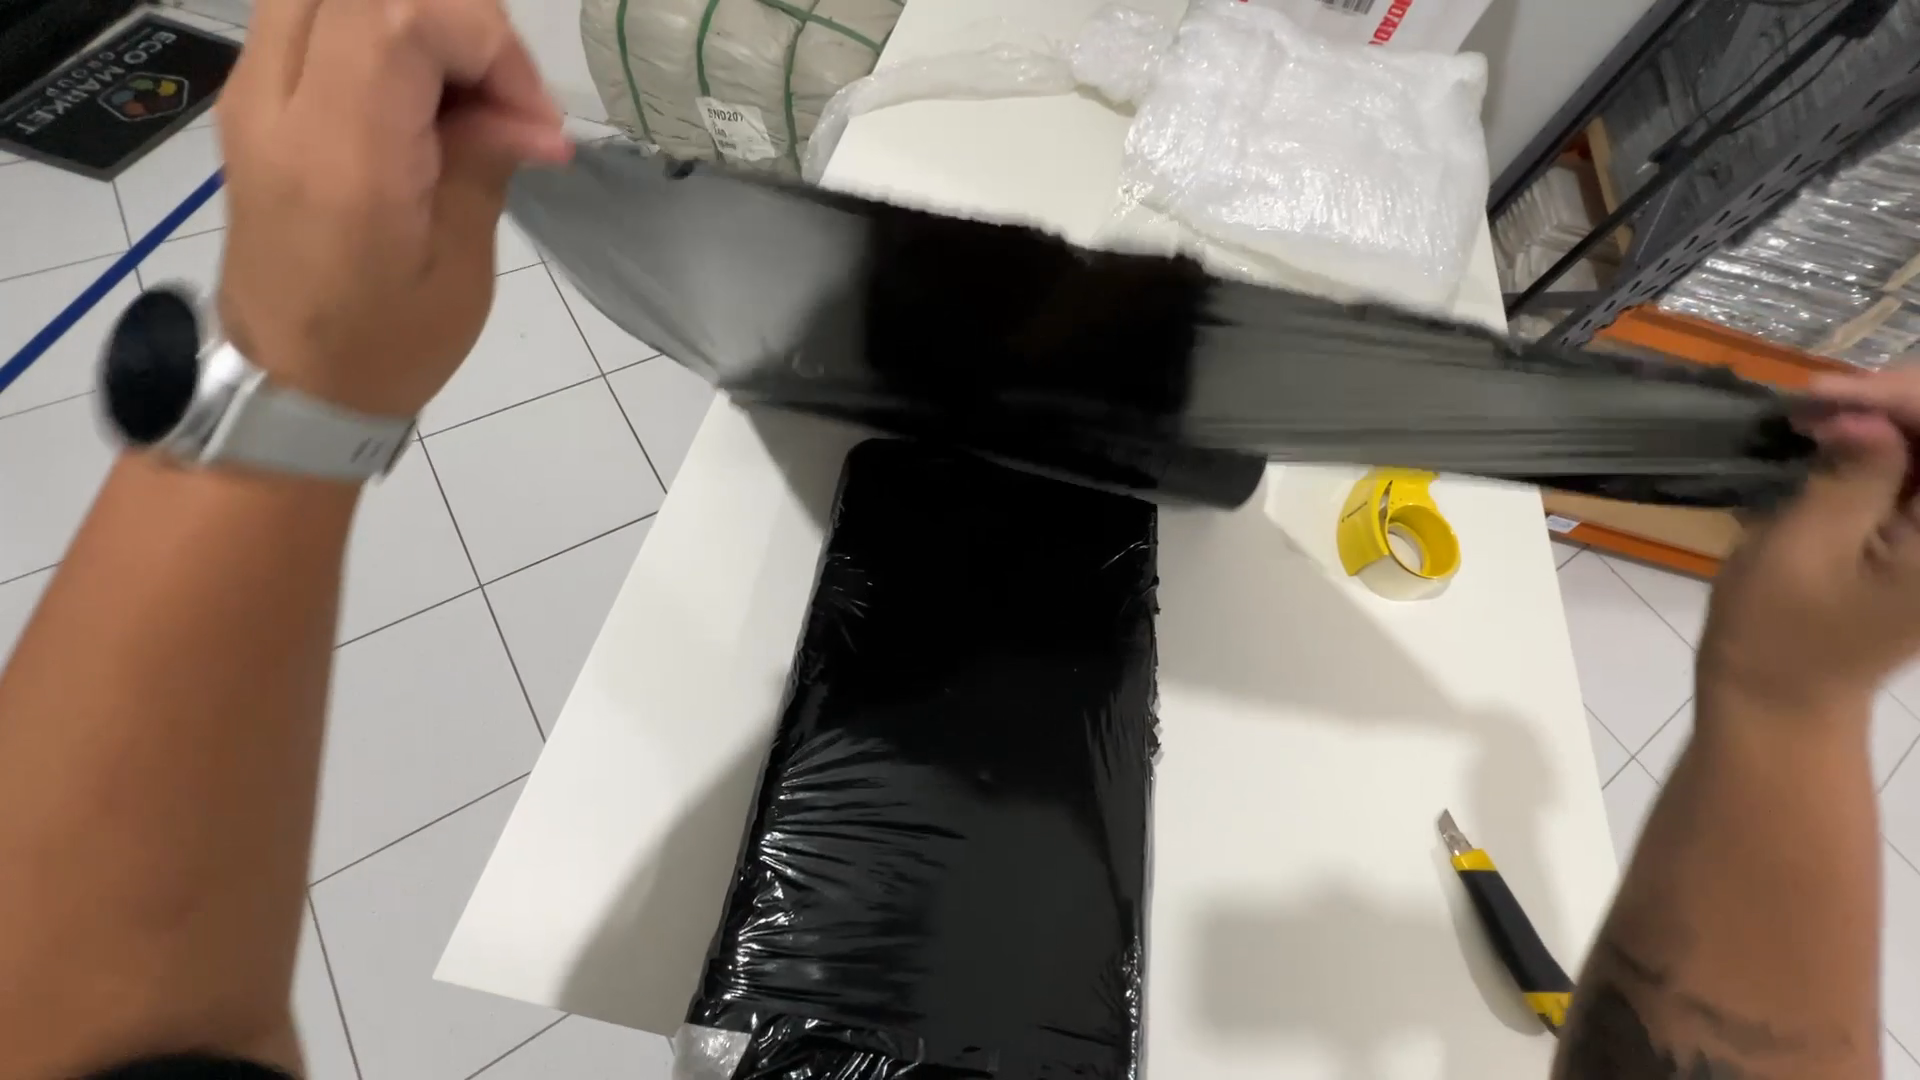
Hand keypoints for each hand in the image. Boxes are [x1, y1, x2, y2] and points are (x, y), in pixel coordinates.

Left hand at [215, 0, 571, 417]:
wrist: (296, 377)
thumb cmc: (392, 341)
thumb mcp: (462, 265)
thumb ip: (485, 164)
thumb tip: (536, 120)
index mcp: (342, 154)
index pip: (401, 16)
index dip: (487, 43)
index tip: (534, 119)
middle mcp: (278, 99)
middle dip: (461, 26)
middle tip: (508, 104)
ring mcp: (254, 89)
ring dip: (424, 29)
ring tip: (474, 103)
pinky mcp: (257, 97)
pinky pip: (321, 21)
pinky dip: (391, 43)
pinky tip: (432, 108)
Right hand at [1698, 368, 1919, 720]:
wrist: (1780, 689)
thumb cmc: (1778, 628)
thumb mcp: (1800, 549)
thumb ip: (1848, 478)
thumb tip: (1862, 416)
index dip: (1900, 399)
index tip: (1814, 394)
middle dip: (1902, 402)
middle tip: (1815, 400)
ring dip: (1895, 421)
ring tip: (1822, 414)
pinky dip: (1894, 448)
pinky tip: (1845, 441)